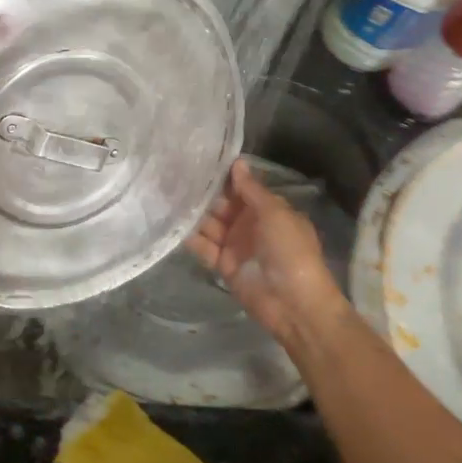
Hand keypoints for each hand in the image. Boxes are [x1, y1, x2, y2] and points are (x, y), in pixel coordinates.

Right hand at [186, 159, 349, 353]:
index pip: (241, 188)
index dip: (223, 176)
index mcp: (268, 210)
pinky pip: (203, 247)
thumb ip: (251, 189)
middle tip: (174, 175)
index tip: (198, 159)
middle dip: (203, 193)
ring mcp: (235, 245)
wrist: (294, 303)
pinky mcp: (223, 264)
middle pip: (222, 204)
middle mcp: (250, 224)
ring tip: (167, 195)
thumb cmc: (290, 251)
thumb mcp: (275, 213)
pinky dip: (191, 237)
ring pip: (210, 224)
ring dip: (193, 213)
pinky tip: (172, 222)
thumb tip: (237, 162)